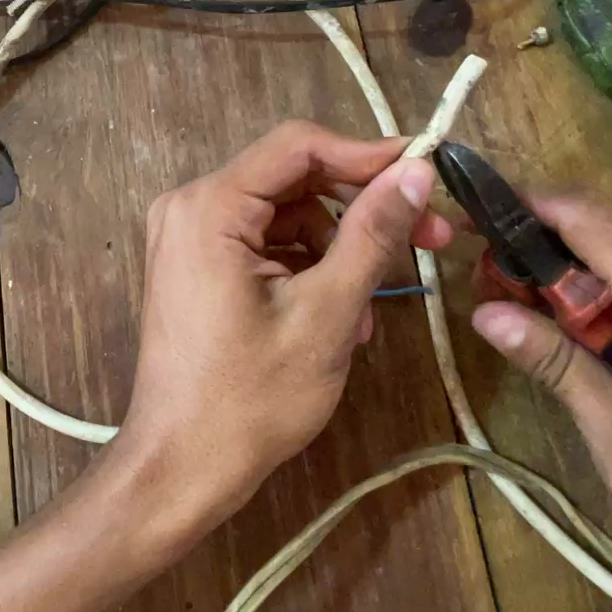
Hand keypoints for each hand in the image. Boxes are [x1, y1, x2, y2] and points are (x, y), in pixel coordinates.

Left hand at [115, 121, 447, 528]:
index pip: (297, 146)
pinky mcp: (197, 262)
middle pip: (292, 180)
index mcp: (209, 205)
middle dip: (359, 208)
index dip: (366, 153)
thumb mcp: (326, 313)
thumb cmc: (250, 398)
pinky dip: (305, 269)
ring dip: (336, 251)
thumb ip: (371, 234)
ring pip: (284, 215)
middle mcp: (190, 205)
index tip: (426, 170)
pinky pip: (264, 243)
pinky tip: (338, 316)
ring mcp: (188, 234)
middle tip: (430, 237)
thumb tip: (416, 171)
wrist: (181, 465)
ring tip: (368, 313)